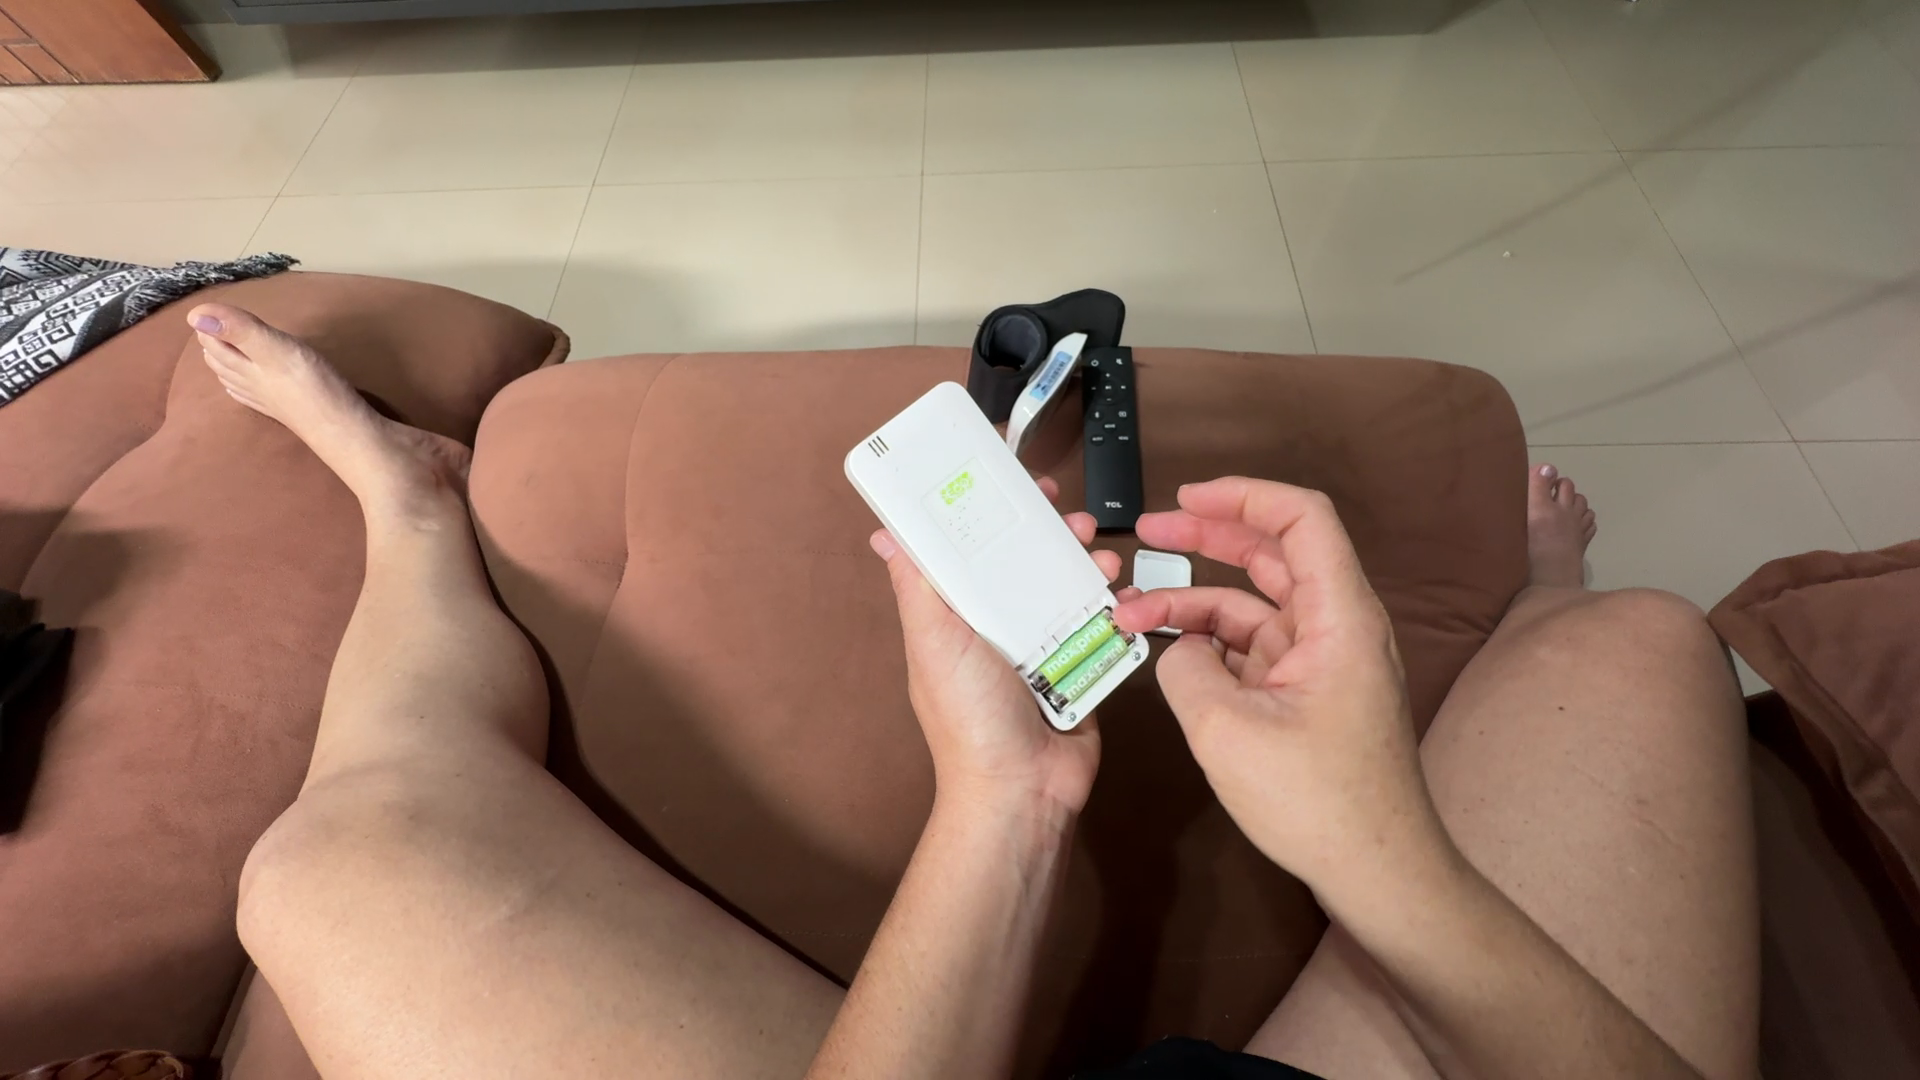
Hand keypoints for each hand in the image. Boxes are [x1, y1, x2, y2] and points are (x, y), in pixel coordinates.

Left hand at [870, 477, 1127, 819]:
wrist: (1023, 789)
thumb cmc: (969, 719)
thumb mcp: (934, 643)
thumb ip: (916, 587)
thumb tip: (886, 536)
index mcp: (958, 614)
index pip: (972, 548)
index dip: (990, 513)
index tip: (1011, 486)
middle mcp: (998, 624)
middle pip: (1024, 560)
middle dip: (1048, 531)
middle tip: (1067, 515)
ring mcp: (1040, 643)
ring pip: (1065, 584)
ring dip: (1084, 560)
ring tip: (1100, 555)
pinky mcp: (1077, 663)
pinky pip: (1098, 621)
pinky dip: (1112, 603)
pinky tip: (1120, 592)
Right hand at [1111, 477, 1448, 903]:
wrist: (1376, 872)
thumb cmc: (1314, 798)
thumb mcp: (1225, 729)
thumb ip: (1186, 668)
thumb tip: (1179, 649)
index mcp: (1337, 617)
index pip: (1302, 520)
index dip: (1244, 496)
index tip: (1186, 499)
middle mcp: (1332, 624)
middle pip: (1270, 552)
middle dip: (1205, 535)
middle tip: (1146, 531)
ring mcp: (1315, 657)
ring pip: (1248, 601)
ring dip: (1191, 600)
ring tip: (1130, 609)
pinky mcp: (1299, 686)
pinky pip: (1245, 644)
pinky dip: (1204, 640)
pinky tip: (1164, 651)